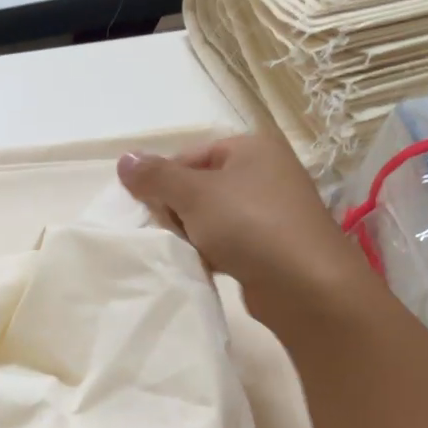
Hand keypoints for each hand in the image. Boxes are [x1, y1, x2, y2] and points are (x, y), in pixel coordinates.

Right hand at [116, 134, 374, 310]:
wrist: (302, 280)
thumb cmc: (248, 224)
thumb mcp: (194, 194)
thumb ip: (156, 177)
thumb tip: (124, 159)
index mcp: (251, 147)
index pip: (188, 155)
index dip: (162, 182)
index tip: (148, 211)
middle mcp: (263, 171)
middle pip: (197, 186)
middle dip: (175, 211)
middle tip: (170, 233)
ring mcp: (269, 207)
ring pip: (208, 216)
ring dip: (190, 235)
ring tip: (187, 251)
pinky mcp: (269, 241)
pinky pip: (225, 240)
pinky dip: (209, 251)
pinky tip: (204, 266)